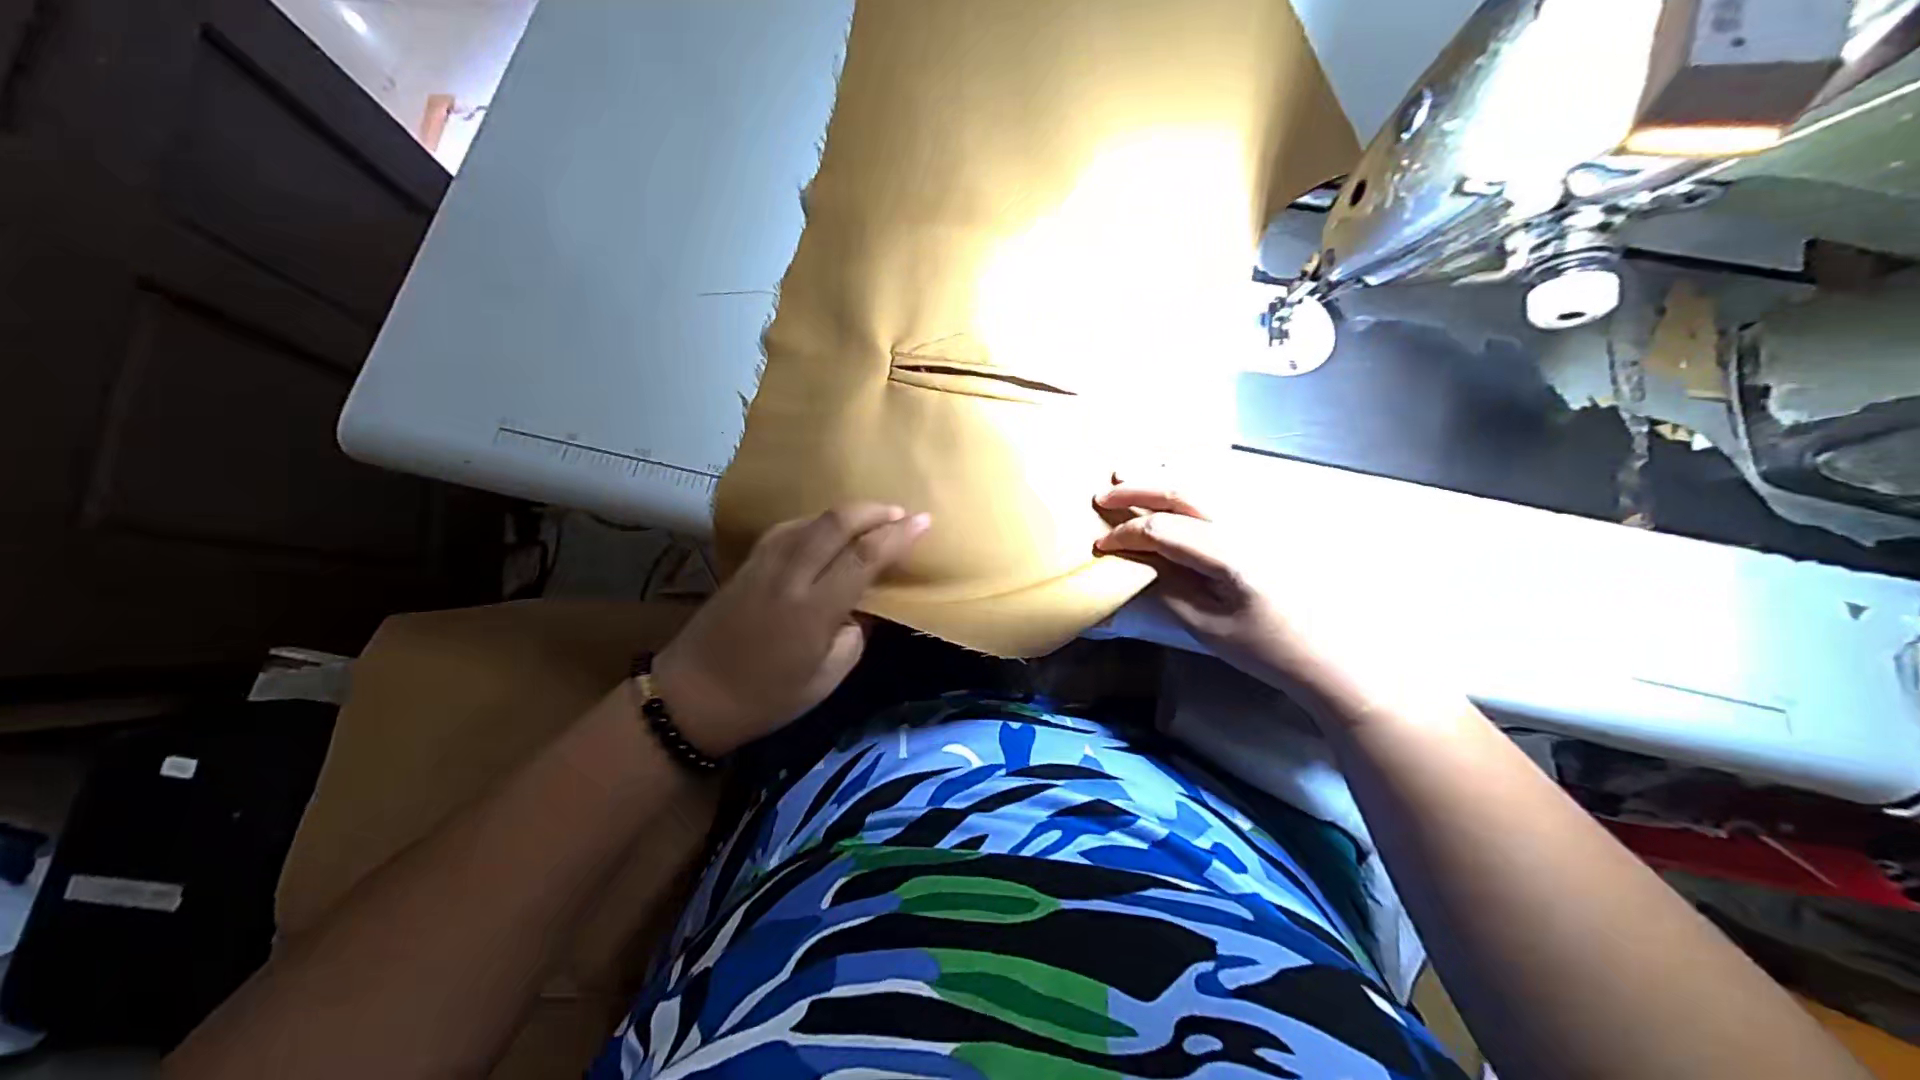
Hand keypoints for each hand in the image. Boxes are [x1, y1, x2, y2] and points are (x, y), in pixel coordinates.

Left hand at [653, 503, 930, 755]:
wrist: (691, 696)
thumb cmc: (766, 698)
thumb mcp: (826, 679)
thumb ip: (854, 635)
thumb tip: (864, 606)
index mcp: (813, 610)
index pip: (863, 557)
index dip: (898, 536)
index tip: (924, 522)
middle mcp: (789, 576)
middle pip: (836, 524)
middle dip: (874, 511)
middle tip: (901, 512)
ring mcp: (763, 565)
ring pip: (810, 520)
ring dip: (846, 512)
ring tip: (872, 516)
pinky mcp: (746, 564)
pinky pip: (787, 528)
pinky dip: (815, 521)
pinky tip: (825, 527)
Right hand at [1094, 471, 1455, 722]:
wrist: (1330, 655)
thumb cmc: (1267, 648)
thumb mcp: (1207, 626)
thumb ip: (1166, 588)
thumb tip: (1134, 561)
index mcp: (1229, 556)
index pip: (1163, 530)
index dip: (1126, 534)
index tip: (1100, 545)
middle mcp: (1245, 527)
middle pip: (1181, 492)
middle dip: (1136, 490)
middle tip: (1102, 494)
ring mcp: (1260, 521)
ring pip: (1202, 483)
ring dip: (1161, 476)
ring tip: (1128, 472)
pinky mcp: (1267, 524)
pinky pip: (1221, 490)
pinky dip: (1189, 481)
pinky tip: (1172, 482)